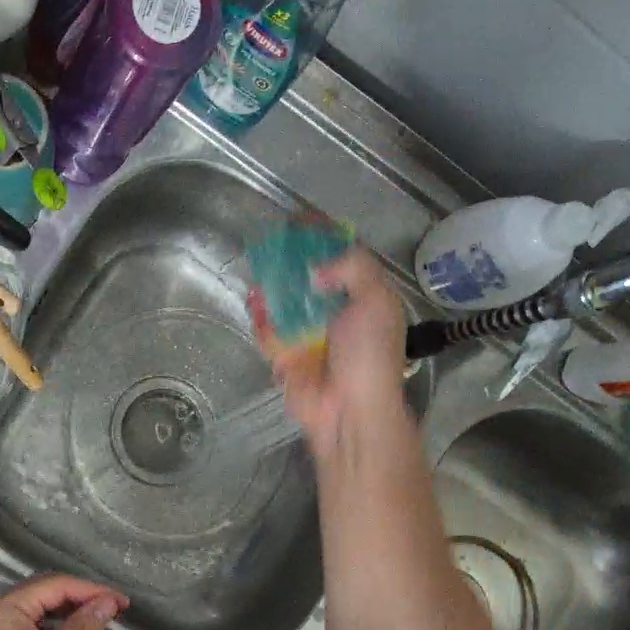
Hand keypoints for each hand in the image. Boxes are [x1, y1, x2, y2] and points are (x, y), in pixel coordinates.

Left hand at [0, 575, 127, 629]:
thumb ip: (81, 627)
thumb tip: (109, 602)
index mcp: (8, 605)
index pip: (56, 584)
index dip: (92, 590)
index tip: (122, 601)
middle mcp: (0, 608)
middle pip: (47, 592)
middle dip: (82, 597)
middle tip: (116, 608)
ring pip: (41, 609)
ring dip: (70, 612)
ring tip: (102, 619)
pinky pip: (34, 625)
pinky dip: (56, 627)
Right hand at [265, 248, 409, 460]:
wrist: (350, 409)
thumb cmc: (370, 355)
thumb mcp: (376, 301)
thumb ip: (353, 269)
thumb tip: (316, 268)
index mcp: (364, 298)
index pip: (344, 258)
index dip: (324, 238)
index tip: (302, 220)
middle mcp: (336, 314)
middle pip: (309, 279)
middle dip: (291, 261)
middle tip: (272, 242)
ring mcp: (309, 336)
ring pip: (286, 302)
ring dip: (271, 285)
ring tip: (258, 266)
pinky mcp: (286, 357)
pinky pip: (268, 332)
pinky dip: (260, 316)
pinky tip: (253, 298)